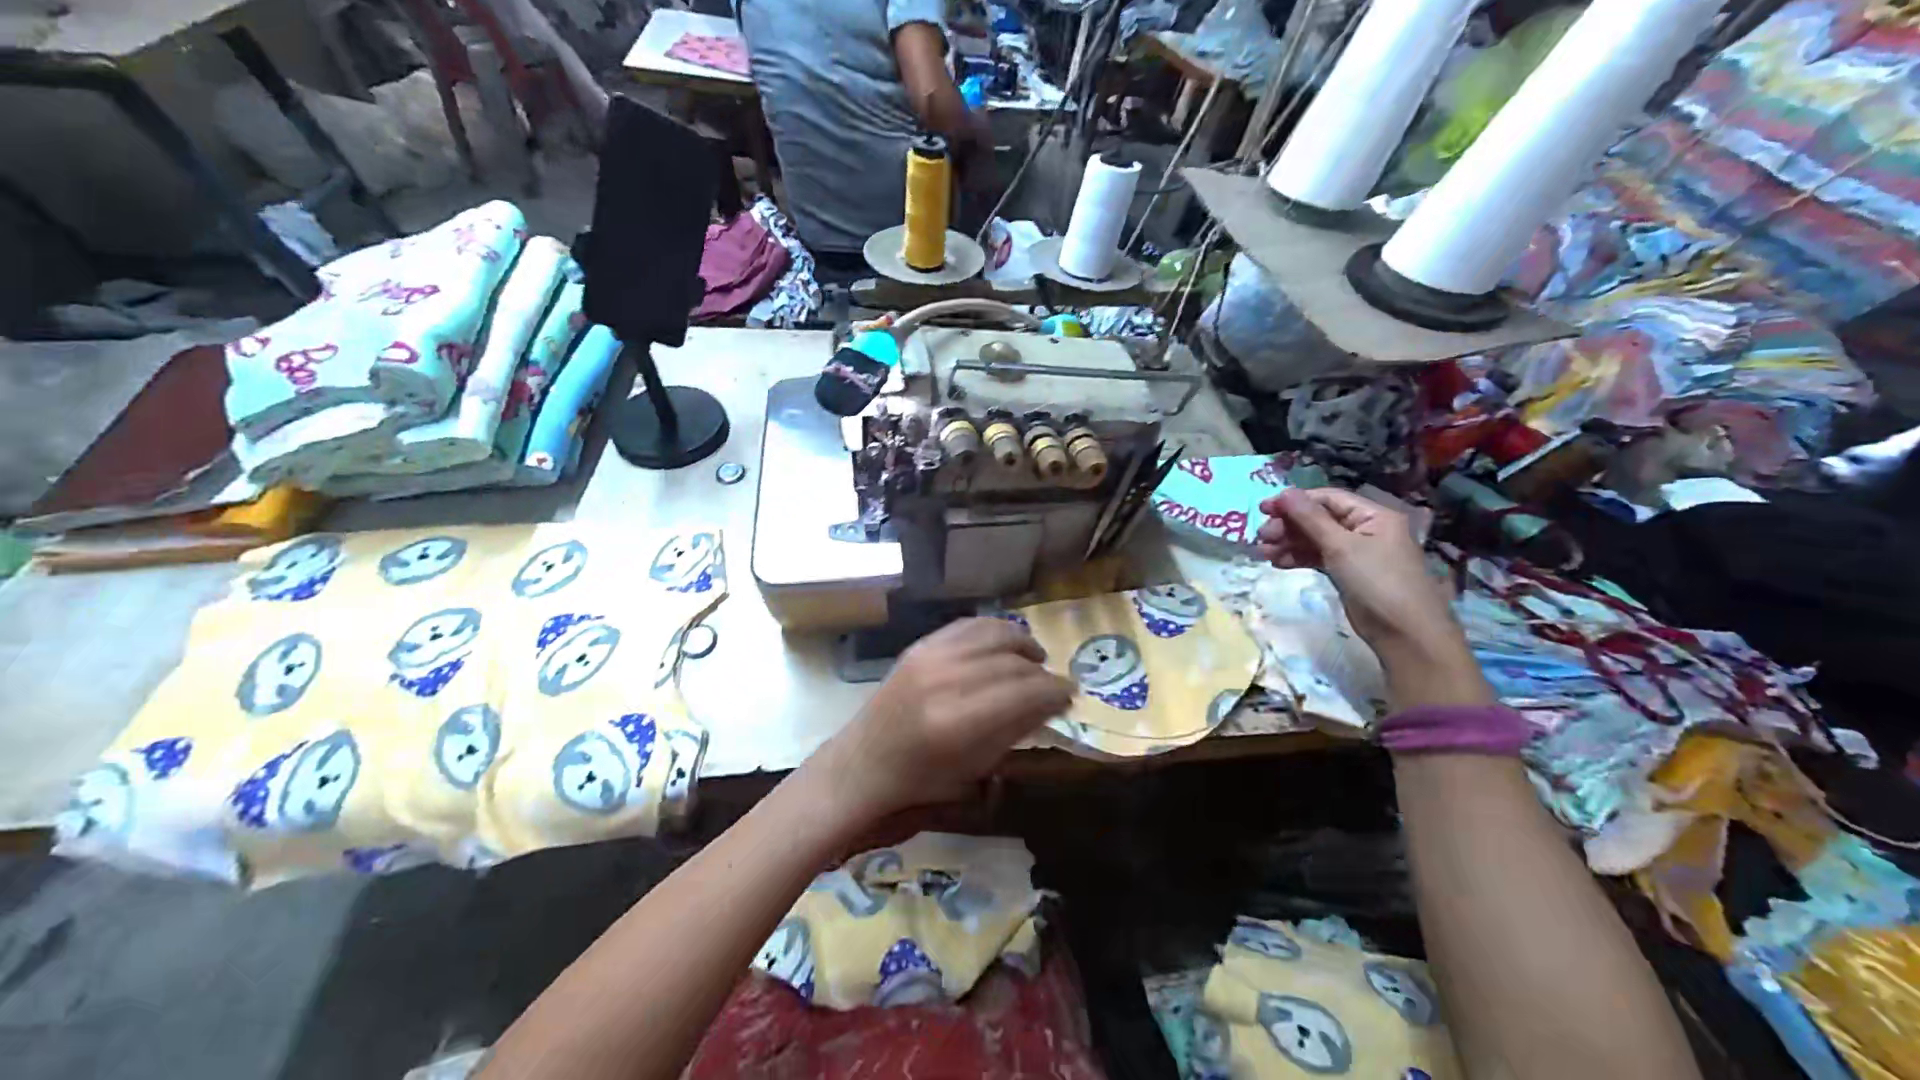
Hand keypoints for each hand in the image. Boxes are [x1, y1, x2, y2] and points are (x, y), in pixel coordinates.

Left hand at [807, 618, 1074, 824]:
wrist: (864, 764)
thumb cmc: (921, 781)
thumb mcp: (977, 766)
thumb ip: (1017, 728)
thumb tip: (1054, 702)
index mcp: (959, 720)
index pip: (1025, 690)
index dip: (1055, 690)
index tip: (1071, 695)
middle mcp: (945, 678)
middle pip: (1012, 661)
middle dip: (1042, 672)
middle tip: (1055, 685)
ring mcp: (929, 656)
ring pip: (993, 633)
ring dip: (1022, 643)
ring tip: (1036, 658)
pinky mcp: (920, 645)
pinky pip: (968, 625)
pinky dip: (994, 630)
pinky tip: (1006, 643)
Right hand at [1257, 489, 1490, 707]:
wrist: (1404, 632)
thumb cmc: (1377, 581)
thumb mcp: (1341, 546)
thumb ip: (1310, 519)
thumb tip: (1284, 492)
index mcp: (1373, 515)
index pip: (1327, 499)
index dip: (1294, 501)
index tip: (1263, 510)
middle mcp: (1365, 529)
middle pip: (1318, 519)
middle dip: (1288, 526)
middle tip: (1262, 537)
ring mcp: (1357, 552)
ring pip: (1316, 540)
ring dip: (1289, 543)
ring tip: (1264, 553)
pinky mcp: (1348, 573)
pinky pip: (1319, 558)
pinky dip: (1299, 559)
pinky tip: (1278, 564)